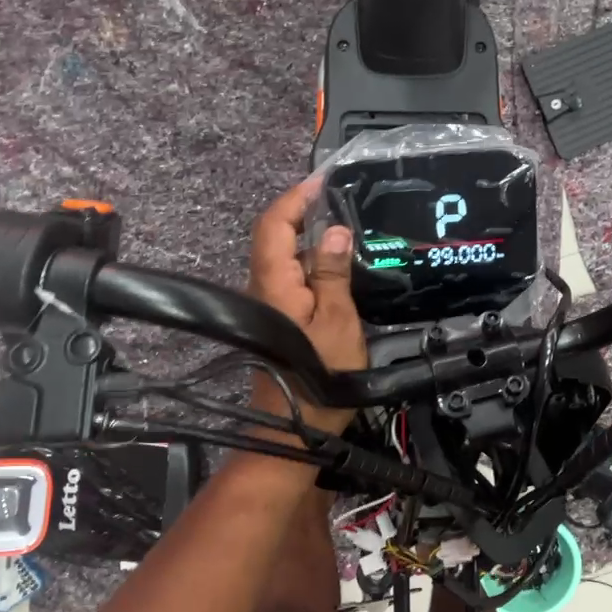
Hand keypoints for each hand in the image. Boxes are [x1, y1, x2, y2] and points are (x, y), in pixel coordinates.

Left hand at [247, 179, 365, 431]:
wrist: (293, 430)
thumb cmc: (319, 378)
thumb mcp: (338, 322)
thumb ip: (335, 274)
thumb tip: (336, 231)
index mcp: (276, 282)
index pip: (275, 224)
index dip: (295, 197)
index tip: (324, 182)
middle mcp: (264, 287)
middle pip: (276, 236)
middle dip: (305, 212)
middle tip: (342, 200)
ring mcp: (269, 304)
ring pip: (285, 257)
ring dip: (311, 237)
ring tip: (347, 227)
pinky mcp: (278, 319)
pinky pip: (293, 277)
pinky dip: (314, 262)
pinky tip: (340, 266)